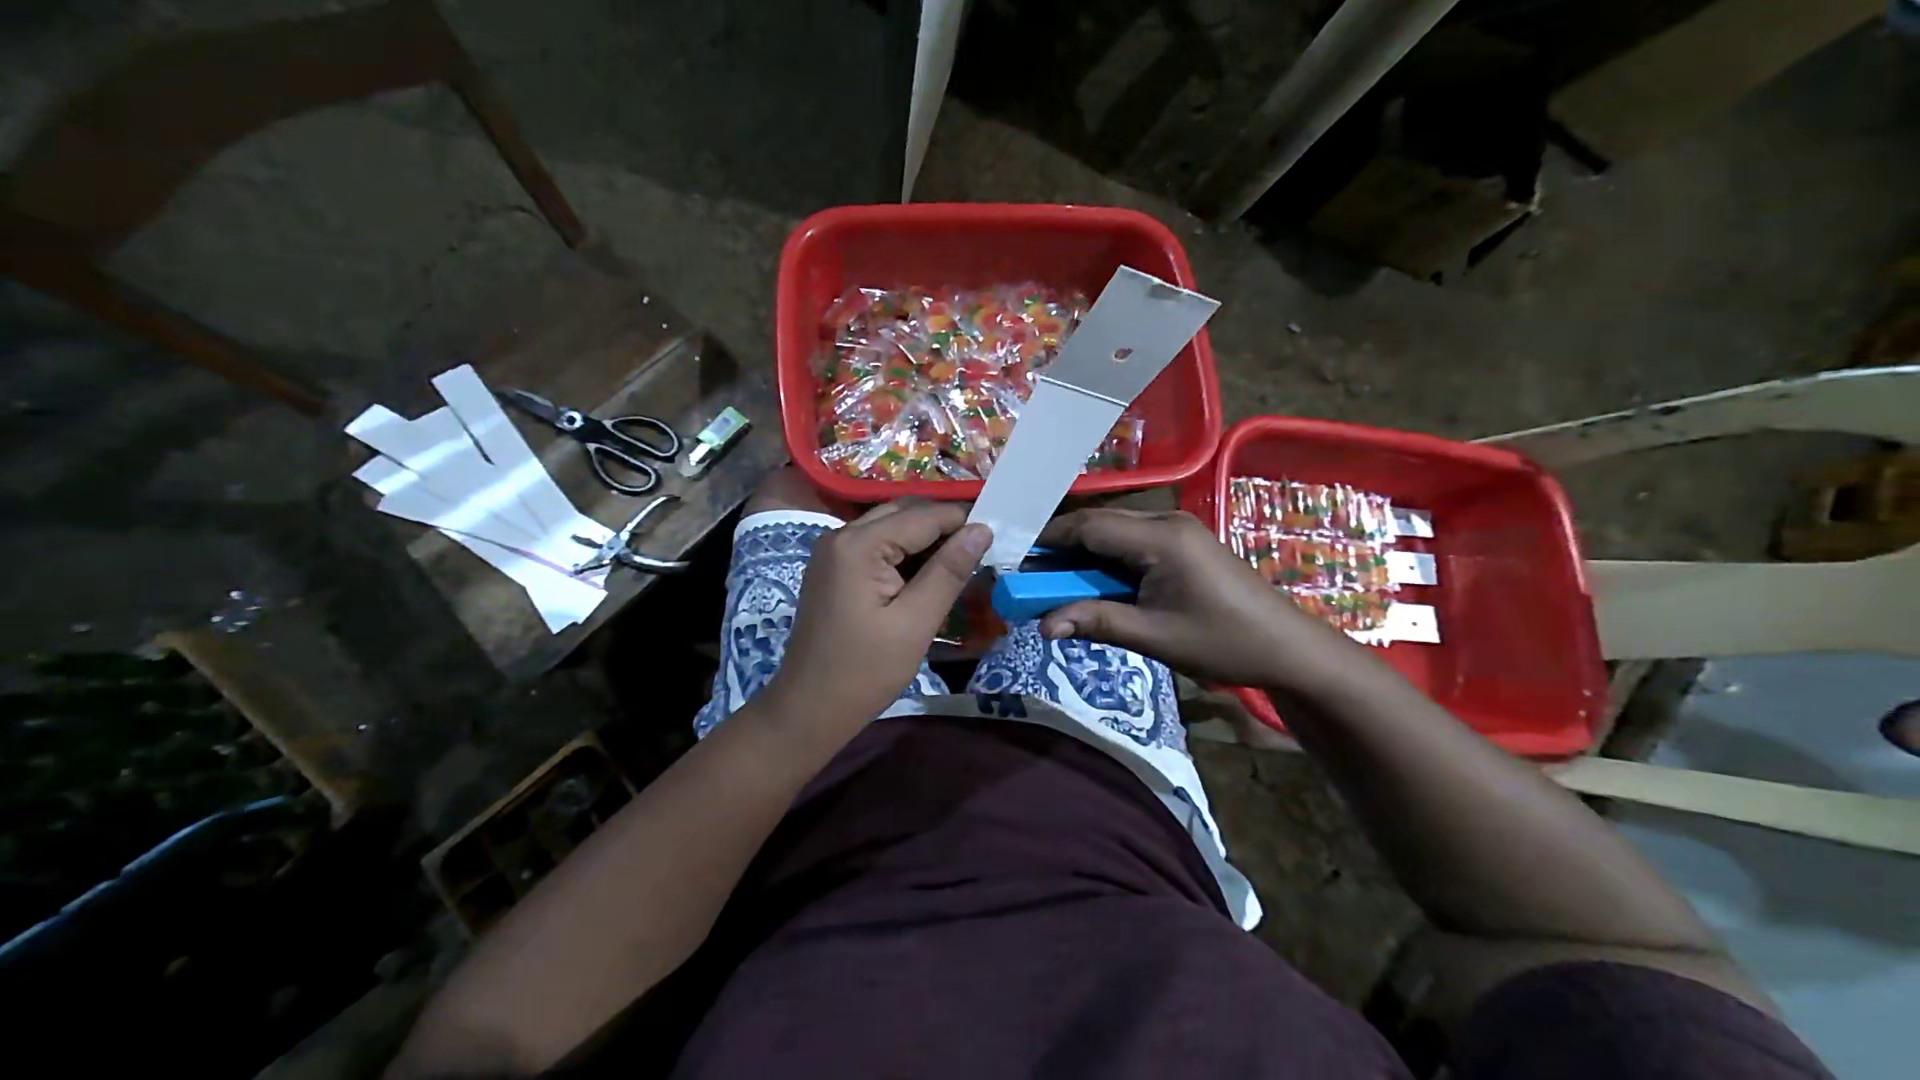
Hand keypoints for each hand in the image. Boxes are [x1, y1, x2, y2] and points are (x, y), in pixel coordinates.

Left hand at [763, 500, 990, 729]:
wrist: (810, 707)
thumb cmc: (865, 671)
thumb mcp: (916, 622)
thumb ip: (949, 571)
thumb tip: (982, 530)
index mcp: (859, 545)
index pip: (923, 516)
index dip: (963, 520)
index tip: (997, 535)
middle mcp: (841, 535)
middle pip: (904, 512)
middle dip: (944, 525)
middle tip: (981, 549)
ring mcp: (833, 550)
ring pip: (890, 526)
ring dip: (925, 538)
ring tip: (960, 562)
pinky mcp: (833, 568)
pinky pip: (876, 544)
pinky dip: (904, 552)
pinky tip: (927, 574)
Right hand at [1036, 508, 1357, 690]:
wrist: (1288, 648)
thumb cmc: (1224, 642)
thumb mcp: (1155, 636)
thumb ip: (1097, 622)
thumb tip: (1042, 626)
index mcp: (1162, 538)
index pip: (1090, 526)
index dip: (1049, 539)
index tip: (1016, 556)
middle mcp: (1168, 522)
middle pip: (1100, 523)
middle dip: (1062, 546)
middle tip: (1030, 574)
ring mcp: (1179, 530)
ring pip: (1115, 531)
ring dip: (1084, 553)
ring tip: (1054, 580)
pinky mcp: (1185, 543)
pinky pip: (1134, 542)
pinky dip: (1107, 559)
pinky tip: (1094, 581)